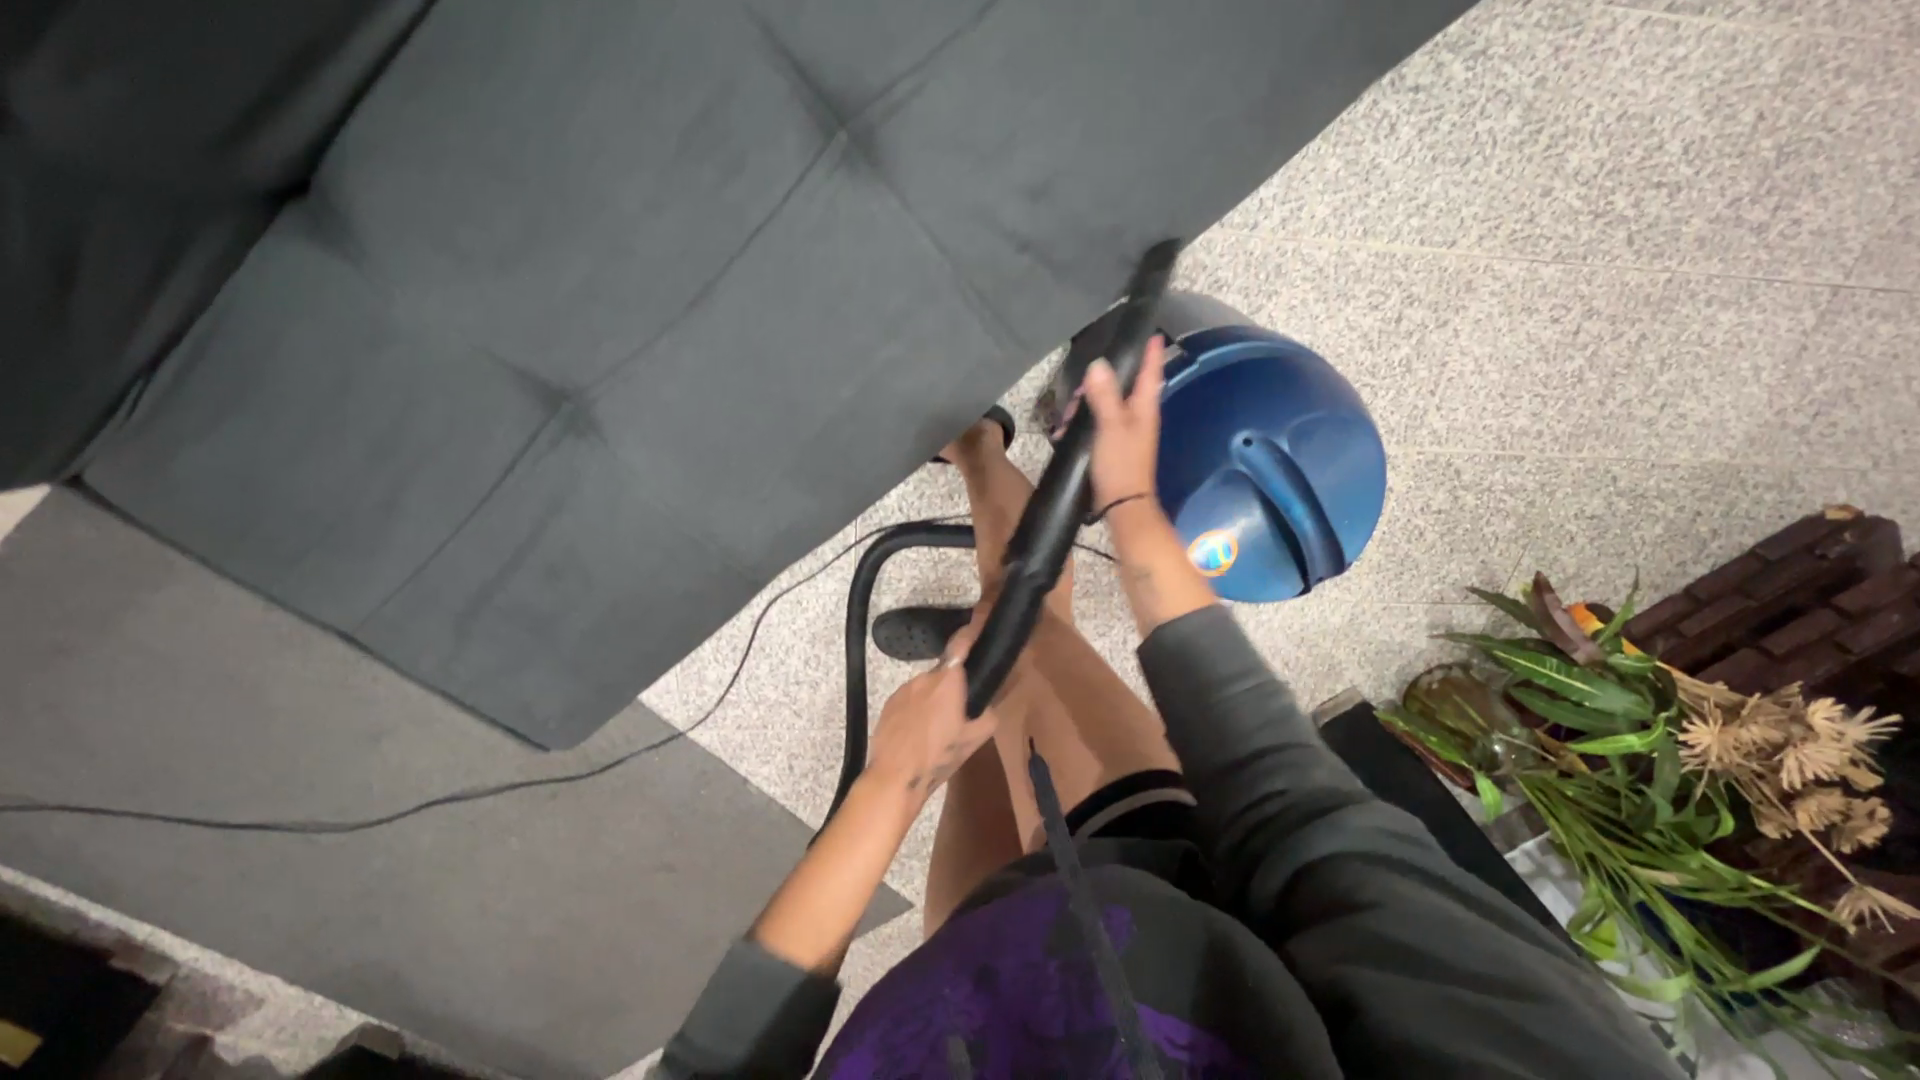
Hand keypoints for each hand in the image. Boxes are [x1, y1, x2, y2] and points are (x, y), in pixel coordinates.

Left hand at [867, 644, 998, 804]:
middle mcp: (925, 677)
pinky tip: (917, 733)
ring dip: (933, 700)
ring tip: (935, 728)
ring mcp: (904, 689)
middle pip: (945, 672)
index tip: (979, 622)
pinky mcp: (889, 702)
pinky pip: (910, 699)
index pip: (961, 644)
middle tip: (959, 711)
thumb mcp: (976, 738)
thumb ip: (988, 713)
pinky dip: (916, 709)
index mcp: (949, 680)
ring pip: (926, 687)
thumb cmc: (940, 756)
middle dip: (953, 686)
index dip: (971, 632)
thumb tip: (986, 704)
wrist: (896, 775)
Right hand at [1081, 335, 1166, 508]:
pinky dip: (1082, 424)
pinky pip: (1096, 424)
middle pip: (1120, 386)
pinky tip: (1065, 433)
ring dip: (1084, 407)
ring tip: (1065, 420)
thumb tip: (1098, 365)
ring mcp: (1126, 431)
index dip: (1151, 352)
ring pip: (1104, 405)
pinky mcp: (1113, 445)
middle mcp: (1138, 416)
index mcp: (1144, 407)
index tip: (1150, 331)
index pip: (1150, 372)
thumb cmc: (1121, 465)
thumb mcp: (1110, 426)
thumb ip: (1104, 396)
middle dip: (1096, 384)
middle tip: (1076, 393)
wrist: (1122, 505)